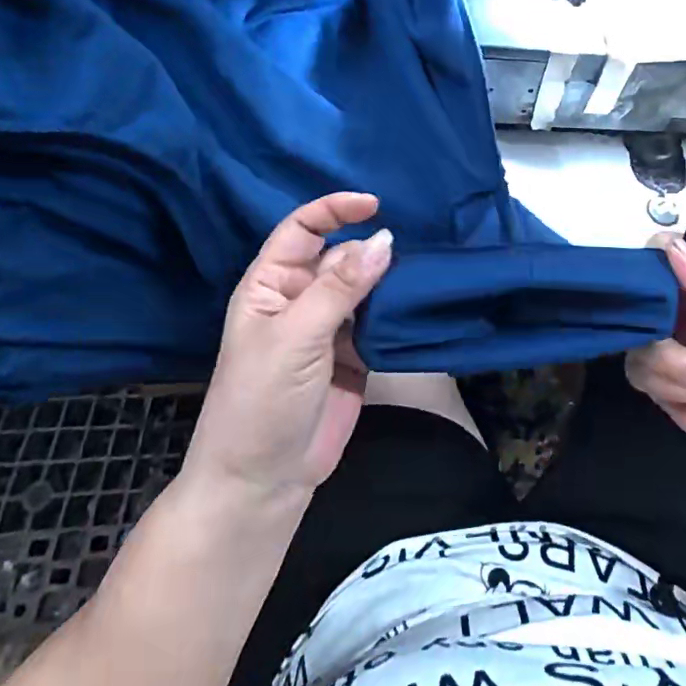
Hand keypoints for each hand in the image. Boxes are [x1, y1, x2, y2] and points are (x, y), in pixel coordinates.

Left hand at [184, 193, 392, 498]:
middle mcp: (300, 298)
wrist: (263, 480)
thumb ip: (341, 288)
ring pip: (364, 289)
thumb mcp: (296, 336)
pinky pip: (378, 323)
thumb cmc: (261, 399)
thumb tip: (385, 239)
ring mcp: (328, 329)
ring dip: (389, 281)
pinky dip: (396, 314)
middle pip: (340, 257)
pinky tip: (419, 304)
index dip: (334, 210)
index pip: (302, 230)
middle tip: (412, 255)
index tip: (375, 204)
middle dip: (371, 251)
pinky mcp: (353, 357)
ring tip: (423, 273)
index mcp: (271, 283)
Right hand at [625, 236, 685, 477]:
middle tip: (685, 338)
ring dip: (669, 361)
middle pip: (643, 292)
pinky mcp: (656, 376)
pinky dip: (666, 382)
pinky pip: (636, 366)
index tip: (655, 280)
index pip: (672, 254)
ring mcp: (668, 342)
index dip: (657, 262)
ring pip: (636, 333)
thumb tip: (668, 245)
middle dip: (658, 320)